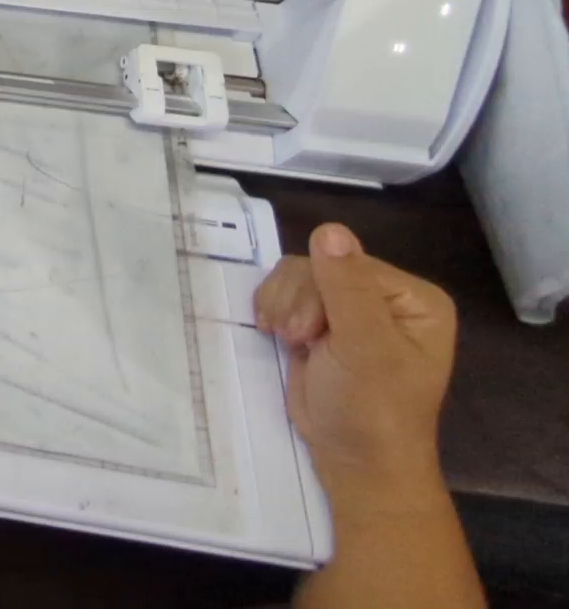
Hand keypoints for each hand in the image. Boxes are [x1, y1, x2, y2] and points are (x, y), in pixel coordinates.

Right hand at [253, 223, 457, 499]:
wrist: (352, 454)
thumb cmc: (370, 405)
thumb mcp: (362, 346)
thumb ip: (345, 288)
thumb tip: (330, 229)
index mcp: (412, 298)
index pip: (344, 263)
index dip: (315, 292)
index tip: (308, 333)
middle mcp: (385, 297)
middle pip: (315, 267)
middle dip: (294, 302)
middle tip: (295, 338)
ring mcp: (350, 309)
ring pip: (293, 276)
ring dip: (278, 305)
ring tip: (286, 339)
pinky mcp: (318, 321)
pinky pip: (282, 291)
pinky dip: (270, 309)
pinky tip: (277, 333)